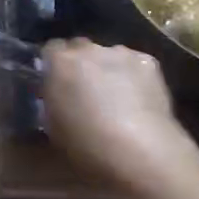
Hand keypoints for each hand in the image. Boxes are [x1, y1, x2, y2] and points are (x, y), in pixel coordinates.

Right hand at [41, 39, 198, 190]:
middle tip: (85, 91)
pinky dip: (133, 76)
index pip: (51, 49)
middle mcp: (90, 49)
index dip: (53, 66)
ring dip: (107, 69)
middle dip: (80, 64)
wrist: (140, 151)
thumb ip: (50, 102)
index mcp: (61, 62)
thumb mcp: (53, 128)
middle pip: (80, 48)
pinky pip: (134, 64)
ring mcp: (121, 53)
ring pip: (109, 55)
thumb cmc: (88, 145)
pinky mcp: (148, 62)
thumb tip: (55, 96)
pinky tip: (138, 100)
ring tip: (116, 98)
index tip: (56, 83)